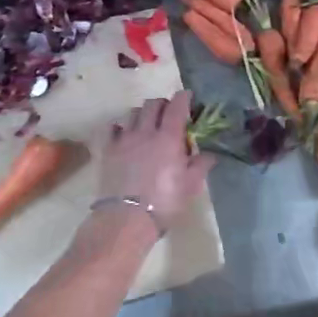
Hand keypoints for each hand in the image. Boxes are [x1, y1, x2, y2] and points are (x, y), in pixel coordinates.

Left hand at [100, 89, 213, 230]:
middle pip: (152, 104)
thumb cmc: (164, 202)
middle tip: (169, 114)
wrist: (126, 218)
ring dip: (142, 114)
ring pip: (132, 113)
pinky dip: (120, 127)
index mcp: (169, 137)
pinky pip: (112, 129)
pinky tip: (125, 135)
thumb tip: (210, 154)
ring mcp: (124, 139)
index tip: (188, 97)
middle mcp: (146, 131)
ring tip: (147, 124)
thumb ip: (201, 165)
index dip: (183, 98)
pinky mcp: (107, 151)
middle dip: (163, 104)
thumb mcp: (191, 185)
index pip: (177, 106)